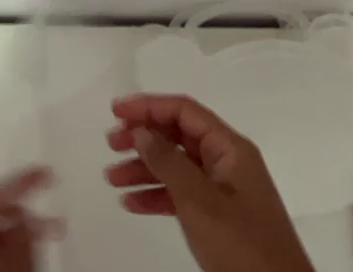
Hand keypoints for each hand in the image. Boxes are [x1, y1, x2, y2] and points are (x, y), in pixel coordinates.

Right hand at [104, 94, 314, 271]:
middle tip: (110, 144)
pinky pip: (181, 194)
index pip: (184, 111)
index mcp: (230, 148)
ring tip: (111, 178)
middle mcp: (227, 162)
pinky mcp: (218, 216)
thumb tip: (141, 130)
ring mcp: (223, 190)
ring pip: (176, 166)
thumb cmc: (241, 245)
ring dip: (144, 169)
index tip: (115, 112)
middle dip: (143, 137)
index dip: (148, 106)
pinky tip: (131, 203)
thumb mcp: (200, 201)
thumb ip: (168, 161)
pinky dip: (156, 195)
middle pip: (178, 135)